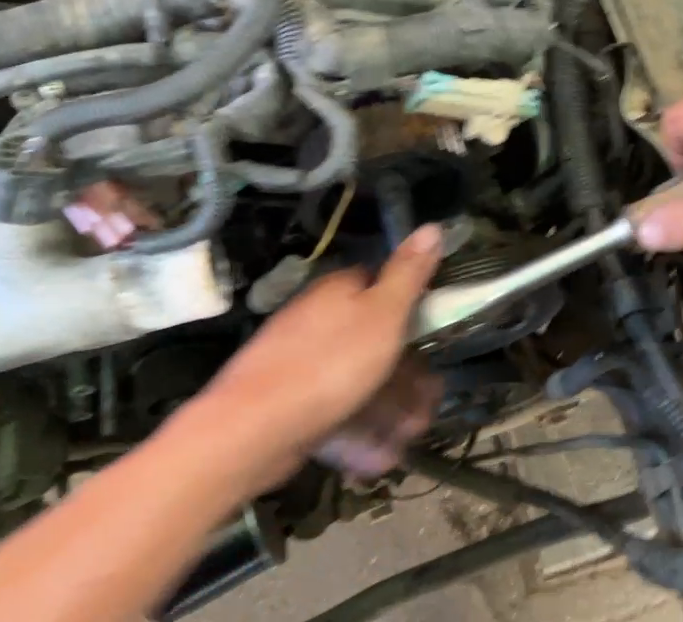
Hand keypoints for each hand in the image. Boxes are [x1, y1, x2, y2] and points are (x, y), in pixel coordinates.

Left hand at [206, 225, 442, 477]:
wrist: (251, 430)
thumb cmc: (329, 365)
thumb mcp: (382, 315)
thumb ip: (408, 274)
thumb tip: (432, 226)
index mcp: (338, 291)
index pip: (380, 285)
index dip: (410, 309)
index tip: (431, 336)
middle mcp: (317, 318)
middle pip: (373, 338)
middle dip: (405, 374)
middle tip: (427, 406)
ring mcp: (299, 361)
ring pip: (356, 377)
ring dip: (387, 408)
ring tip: (407, 438)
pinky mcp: (289, 401)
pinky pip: (333, 408)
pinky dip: (356, 429)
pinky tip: (373, 457)